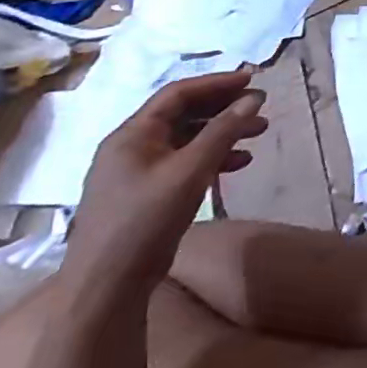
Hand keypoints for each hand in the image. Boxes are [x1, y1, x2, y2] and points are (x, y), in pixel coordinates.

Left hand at [64, 70, 268, 288]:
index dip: (216, 83)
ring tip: (258, 133)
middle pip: (183, 114)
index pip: (177, 94)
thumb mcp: (190, 171)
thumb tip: (254, 98)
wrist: (106, 288)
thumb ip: (223, 131)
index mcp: (132, 135)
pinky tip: (237, 163)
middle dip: (224, 108)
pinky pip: (184, 162)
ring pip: (187, 139)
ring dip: (223, 132)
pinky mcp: (146, 194)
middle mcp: (131, 147)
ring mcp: (136, 172)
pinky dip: (212, 157)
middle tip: (260, 107)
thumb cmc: (145, 221)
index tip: (252, 80)